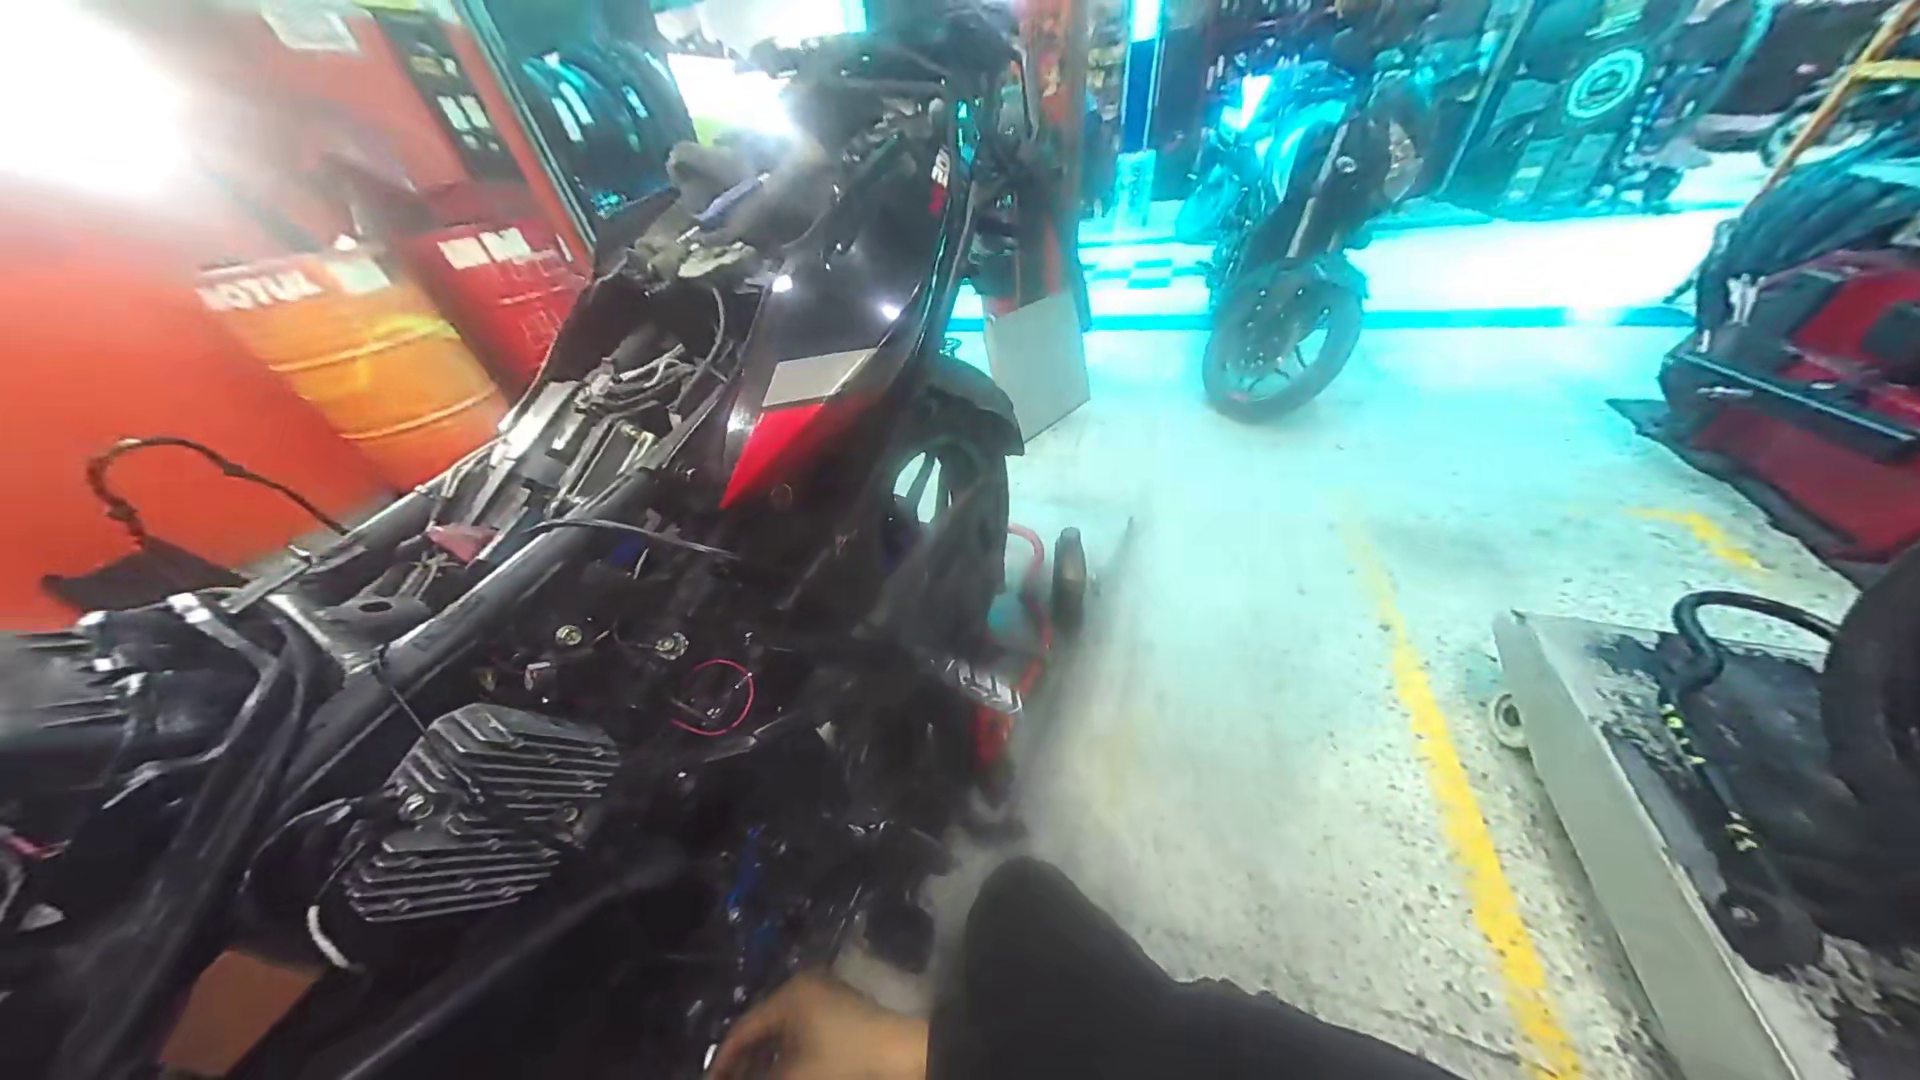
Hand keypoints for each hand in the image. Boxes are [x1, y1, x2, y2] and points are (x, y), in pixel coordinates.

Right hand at [708, 973, 928, 1079]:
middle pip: (761, 1026)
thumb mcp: (794, 1076)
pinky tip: (777, 1072)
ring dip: (763, 1059)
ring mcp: (822, 995)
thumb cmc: (841, 1061)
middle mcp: (803, 986)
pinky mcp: (836, 1009)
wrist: (897, 1054)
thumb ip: (759, 1079)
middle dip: (742, 1061)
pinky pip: (797, 1030)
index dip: (723, 1061)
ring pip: (779, 1030)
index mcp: (790, 994)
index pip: (744, 1027)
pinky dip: (784, 1053)